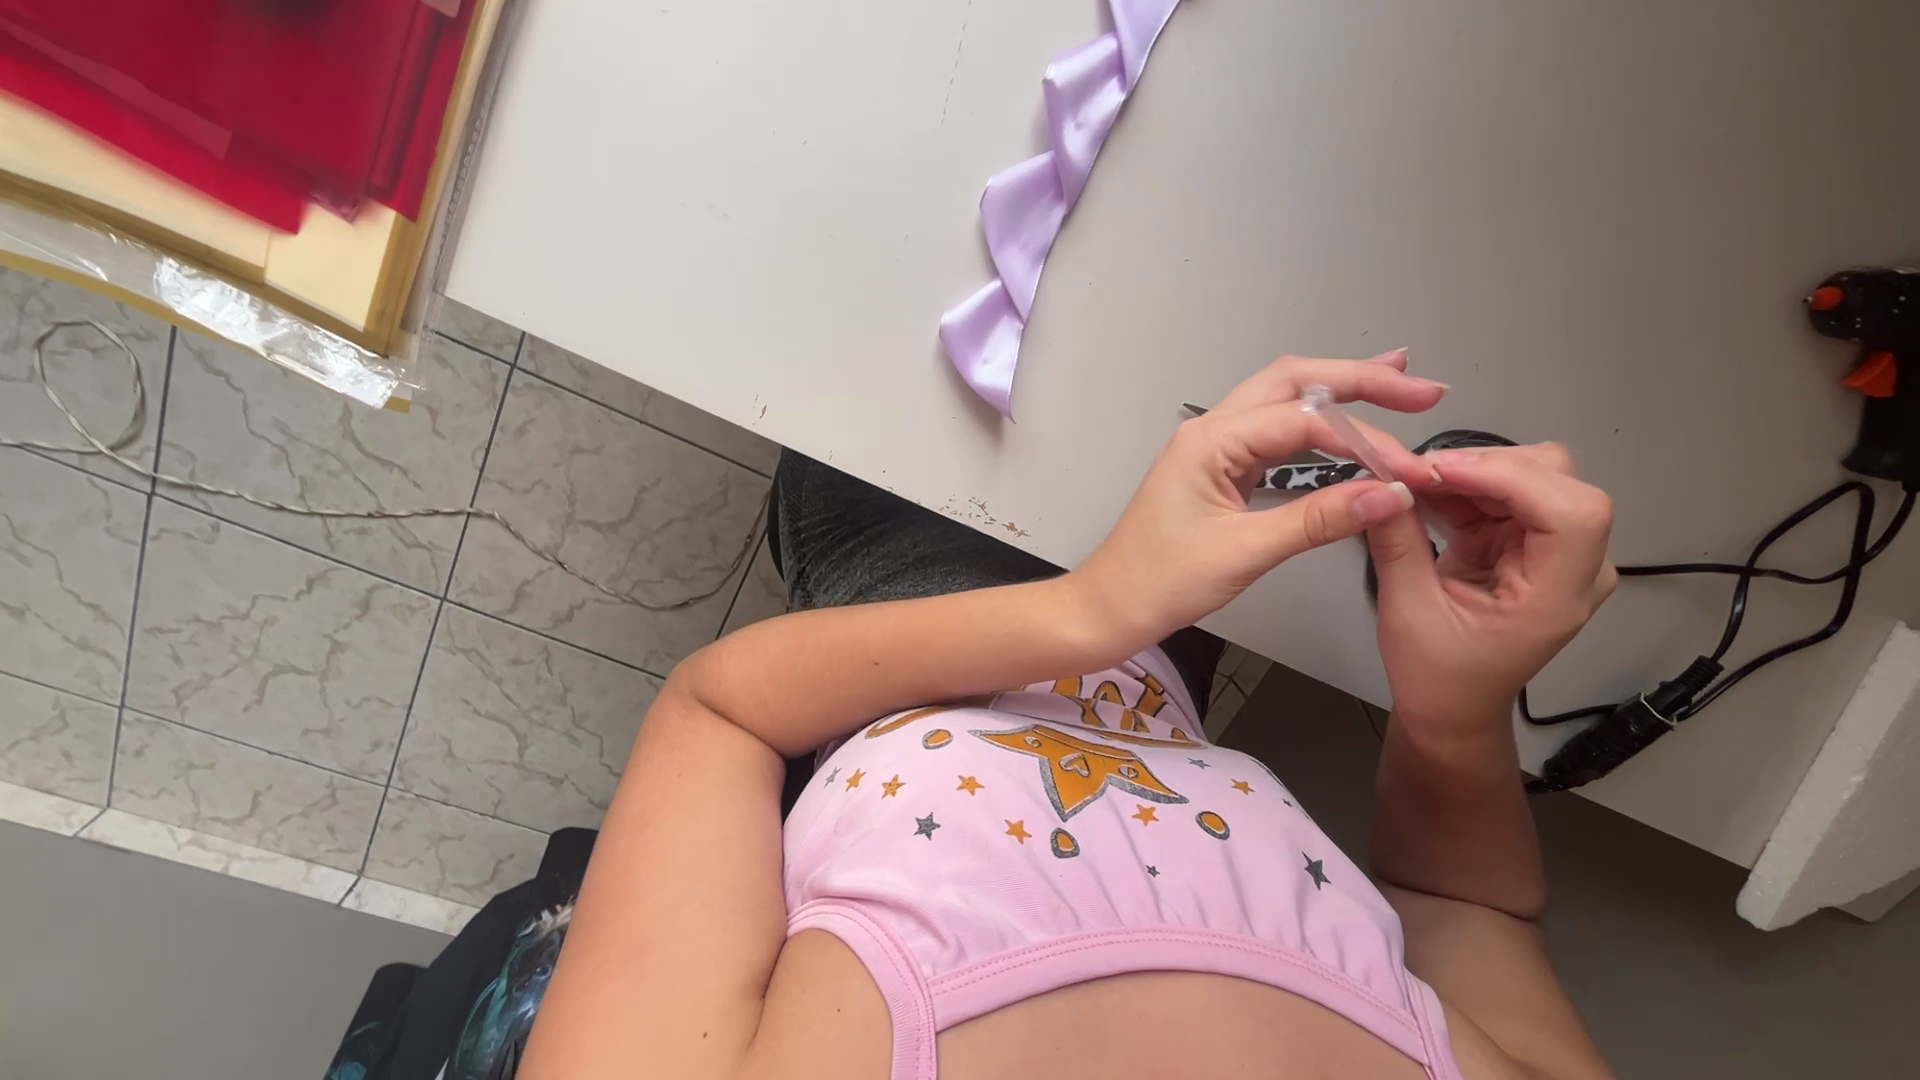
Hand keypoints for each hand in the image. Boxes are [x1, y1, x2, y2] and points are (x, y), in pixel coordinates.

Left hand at [1071, 351, 1448, 649]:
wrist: (1113, 604)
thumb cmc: (1158, 580)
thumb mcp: (1244, 552)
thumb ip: (1318, 520)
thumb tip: (1385, 494)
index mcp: (1208, 443)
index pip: (1305, 420)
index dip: (1365, 439)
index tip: (1408, 468)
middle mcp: (1208, 433)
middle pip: (1293, 383)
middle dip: (1359, 379)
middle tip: (1418, 387)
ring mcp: (1210, 449)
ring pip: (1281, 401)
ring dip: (1337, 391)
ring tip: (1393, 381)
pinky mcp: (1216, 469)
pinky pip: (1270, 433)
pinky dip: (1313, 425)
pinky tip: (1340, 425)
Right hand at [1367, 444, 1618, 730]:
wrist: (1451, 706)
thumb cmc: (1434, 674)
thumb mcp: (1406, 610)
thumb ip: (1397, 543)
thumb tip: (1380, 484)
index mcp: (1557, 596)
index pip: (1570, 513)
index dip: (1510, 478)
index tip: (1438, 470)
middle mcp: (1573, 566)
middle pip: (1555, 482)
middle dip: (1482, 466)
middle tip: (1412, 471)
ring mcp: (1552, 551)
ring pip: (1529, 477)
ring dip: (1467, 471)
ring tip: (1410, 479)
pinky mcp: (1525, 542)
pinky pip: (1500, 494)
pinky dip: (1460, 485)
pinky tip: (1421, 488)